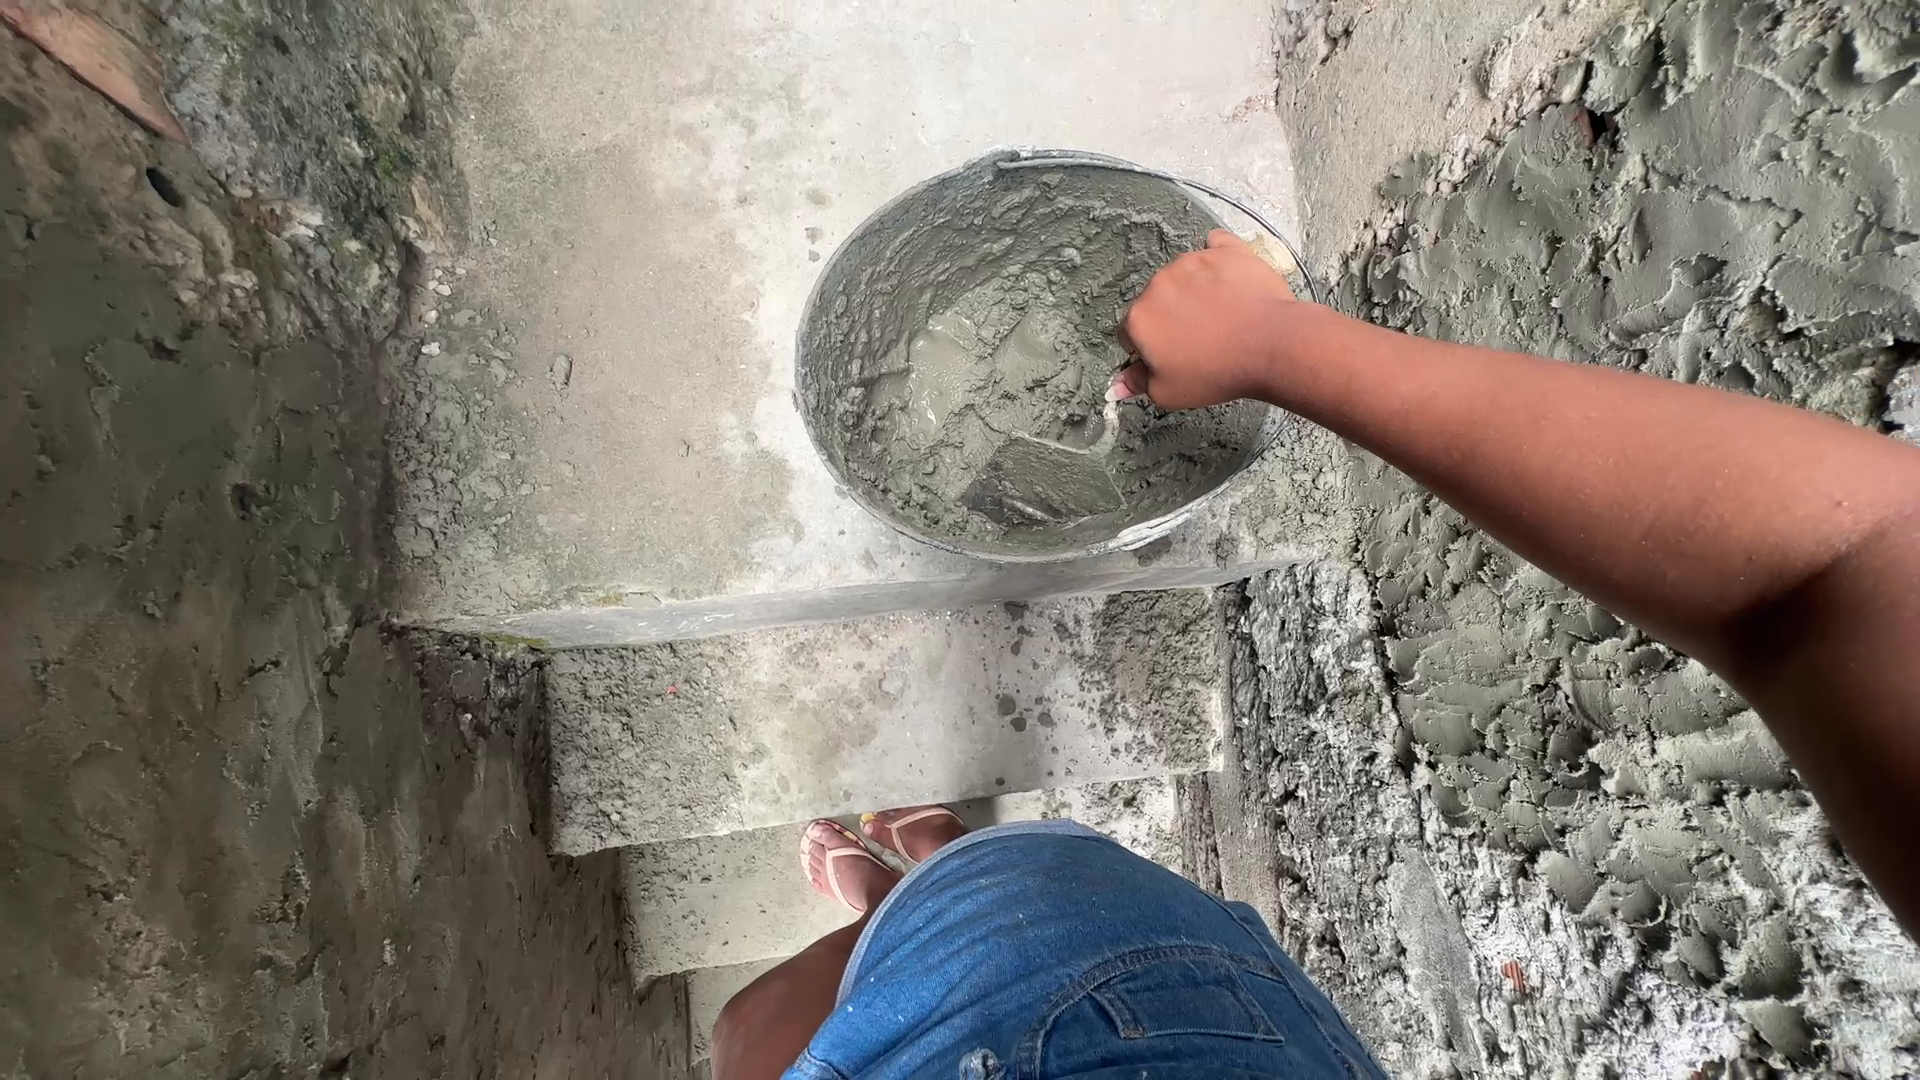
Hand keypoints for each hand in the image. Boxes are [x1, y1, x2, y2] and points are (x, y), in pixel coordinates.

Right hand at [1113, 230, 1297, 408]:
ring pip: (1181, 276)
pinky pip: (1213, 247)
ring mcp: (1192, 262)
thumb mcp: (1168, 392)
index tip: (1168, 357)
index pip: (1128, 333)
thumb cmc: (1216, 372)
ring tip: (1218, 316)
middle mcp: (1158, 284)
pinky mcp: (1224, 250)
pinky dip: (1215, 259)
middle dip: (1168, 318)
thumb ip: (1138, 383)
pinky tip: (1225, 278)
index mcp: (1138, 319)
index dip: (1146, 348)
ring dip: (1191, 292)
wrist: (1270, 344)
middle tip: (1196, 341)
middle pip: (1153, 302)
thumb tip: (1118, 384)